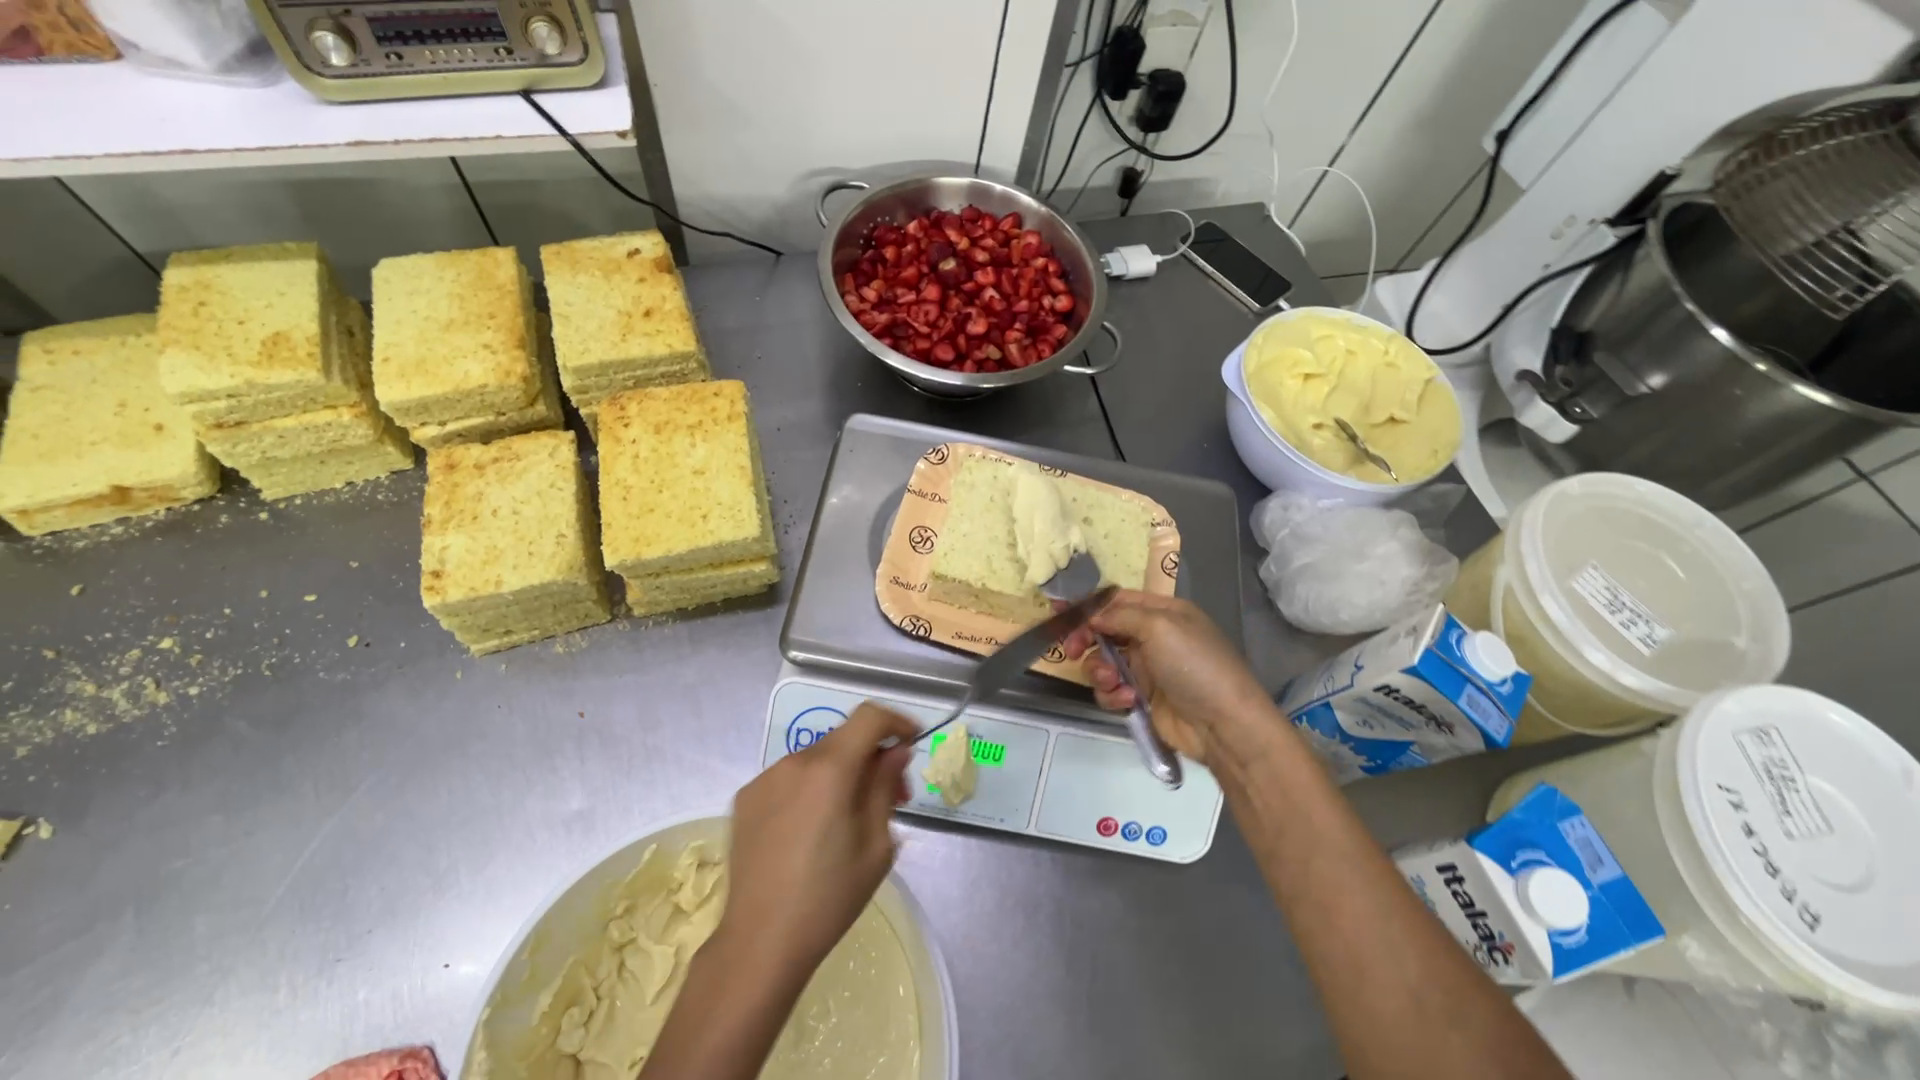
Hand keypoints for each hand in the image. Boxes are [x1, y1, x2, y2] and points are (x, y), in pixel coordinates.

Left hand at [719, 703, 915, 979]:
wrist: (761, 940)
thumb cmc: (830, 897)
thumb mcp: (876, 844)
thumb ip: (886, 787)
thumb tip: (895, 751)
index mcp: (829, 770)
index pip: (868, 717)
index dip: (896, 722)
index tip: (912, 744)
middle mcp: (793, 763)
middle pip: (843, 739)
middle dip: (873, 757)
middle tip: (894, 798)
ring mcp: (763, 780)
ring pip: (816, 760)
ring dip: (842, 774)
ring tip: (853, 819)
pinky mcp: (745, 800)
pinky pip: (790, 780)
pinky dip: (812, 789)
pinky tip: (815, 831)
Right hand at [1062, 591, 1272, 765]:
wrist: (1222, 724)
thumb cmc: (1195, 665)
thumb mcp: (1159, 627)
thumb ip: (1120, 615)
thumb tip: (1092, 615)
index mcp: (1163, 612)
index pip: (1117, 600)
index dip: (1088, 605)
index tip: (1059, 612)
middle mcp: (1153, 637)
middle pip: (1104, 631)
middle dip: (1087, 640)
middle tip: (1074, 650)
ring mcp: (1147, 670)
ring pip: (1103, 663)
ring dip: (1101, 672)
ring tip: (1115, 682)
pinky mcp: (1141, 700)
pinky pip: (1111, 692)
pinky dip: (1113, 695)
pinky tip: (1129, 701)